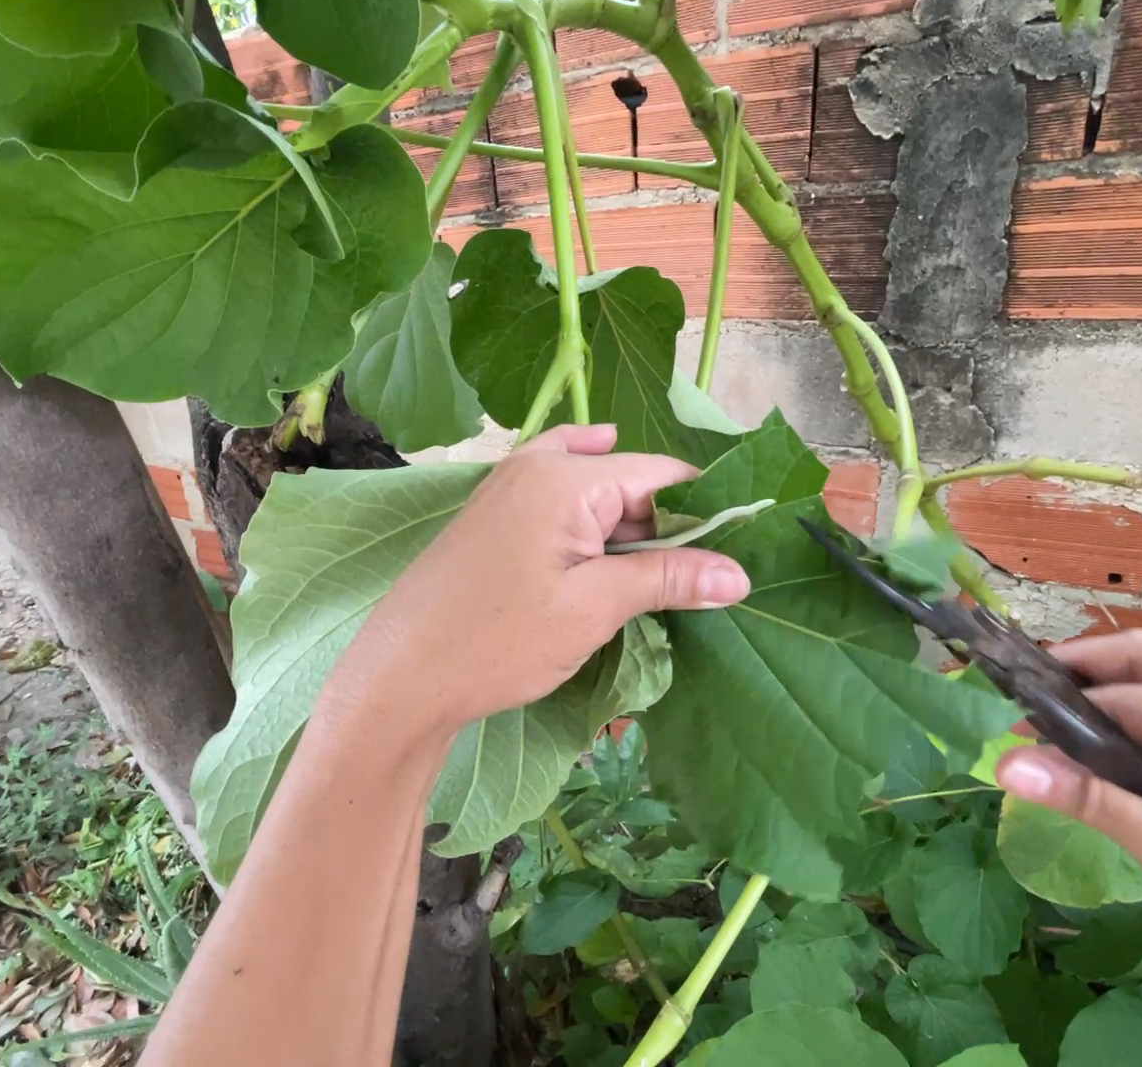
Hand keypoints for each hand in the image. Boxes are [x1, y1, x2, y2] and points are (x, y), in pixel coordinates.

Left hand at [319, 424, 750, 737]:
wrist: (401, 676)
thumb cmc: (498, 640)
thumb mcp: (593, 608)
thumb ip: (668, 579)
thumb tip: (740, 575)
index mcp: (566, 476)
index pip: (661, 473)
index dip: (704, 511)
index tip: (735, 552)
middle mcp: (537, 466)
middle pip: (629, 482)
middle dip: (667, 527)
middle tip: (704, 579)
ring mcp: (510, 488)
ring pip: (596, 496)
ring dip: (631, 533)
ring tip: (665, 579)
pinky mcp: (496, 516)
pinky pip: (561, 506)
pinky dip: (592, 524)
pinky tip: (611, 539)